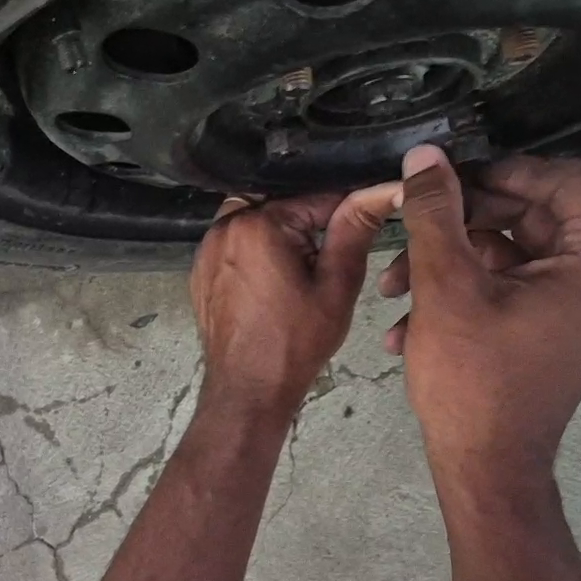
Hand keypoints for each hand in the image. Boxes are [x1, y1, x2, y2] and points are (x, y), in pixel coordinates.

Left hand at [191, 191, 400, 413]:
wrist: (248, 389)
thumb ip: (355, 230)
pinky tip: (272, 284)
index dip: (344, 214)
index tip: (361, 232)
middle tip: (324, 263)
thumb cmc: (295, 343)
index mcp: (258, 223)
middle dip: (307, 226)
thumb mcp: (336, 285)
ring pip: (255, 222)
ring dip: (280, 237)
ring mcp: (206, 249)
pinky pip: (234, 245)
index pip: (315, 196)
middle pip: (281, 206)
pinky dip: (255, 254)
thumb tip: (380, 191)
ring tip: (299, 274)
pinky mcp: (200, 270)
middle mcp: (224, 226)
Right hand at [381, 146, 580, 473]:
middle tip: (414, 223)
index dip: (513, 170)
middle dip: (464, 220)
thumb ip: (434, 213)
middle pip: (538, 215)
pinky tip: (405, 324)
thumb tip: (424, 156)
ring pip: (511, 255)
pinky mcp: (548, 331)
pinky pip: (507, 290)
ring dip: (450, 260)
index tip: (456, 180)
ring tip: (392, 288)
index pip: (573, 180)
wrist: (485, 466)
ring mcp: (575, 310)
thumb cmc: (473, 376)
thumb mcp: (445, 285)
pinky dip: (461, 293)